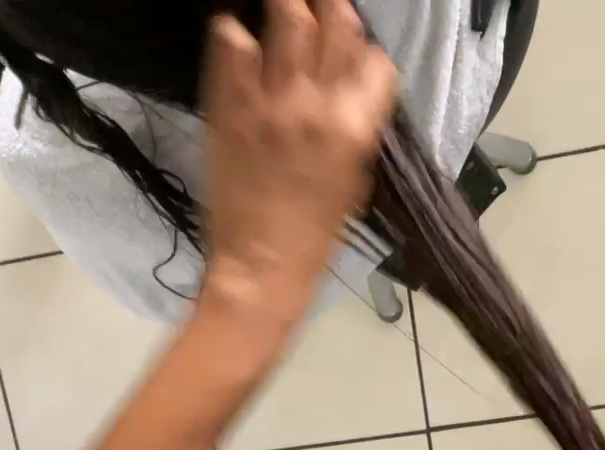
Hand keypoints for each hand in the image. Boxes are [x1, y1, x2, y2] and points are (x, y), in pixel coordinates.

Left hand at [198, 0, 397, 320]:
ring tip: (281, 12)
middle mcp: (317, 106)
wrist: (259, 268)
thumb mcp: (352, 187)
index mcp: (355, 131)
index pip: (376, 63)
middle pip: (333, 23)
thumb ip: (354, 134)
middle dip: (330, 12)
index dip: (367, 55)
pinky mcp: (228, 105)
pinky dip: (235, 34)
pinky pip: (231, 41)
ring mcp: (270, 101)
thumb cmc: (314, 240)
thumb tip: (351, 98)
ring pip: (285, 17)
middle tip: (319, 13)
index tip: (355, 58)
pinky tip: (240, 43)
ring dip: (286, 8)